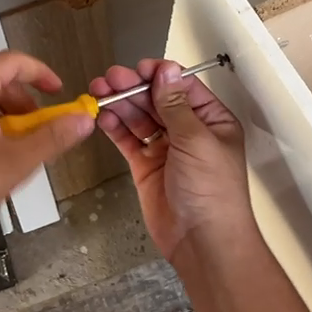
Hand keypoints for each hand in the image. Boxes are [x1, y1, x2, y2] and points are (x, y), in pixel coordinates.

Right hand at [89, 59, 252, 262]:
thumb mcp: (196, 140)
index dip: (159, 76)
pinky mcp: (146, 167)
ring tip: (100, 92)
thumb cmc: (212, 191)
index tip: (137, 69)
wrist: (202, 242)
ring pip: (140, 118)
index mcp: (211, 121)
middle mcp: (189, 132)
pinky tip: (103, 116)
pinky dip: (115, 128)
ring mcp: (166, 149)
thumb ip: (176, 105)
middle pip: (157, 101)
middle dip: (134, 88)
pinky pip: (129, 141)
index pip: (182, 88)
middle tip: (111, 79)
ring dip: (121, 104)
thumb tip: (166, 71)